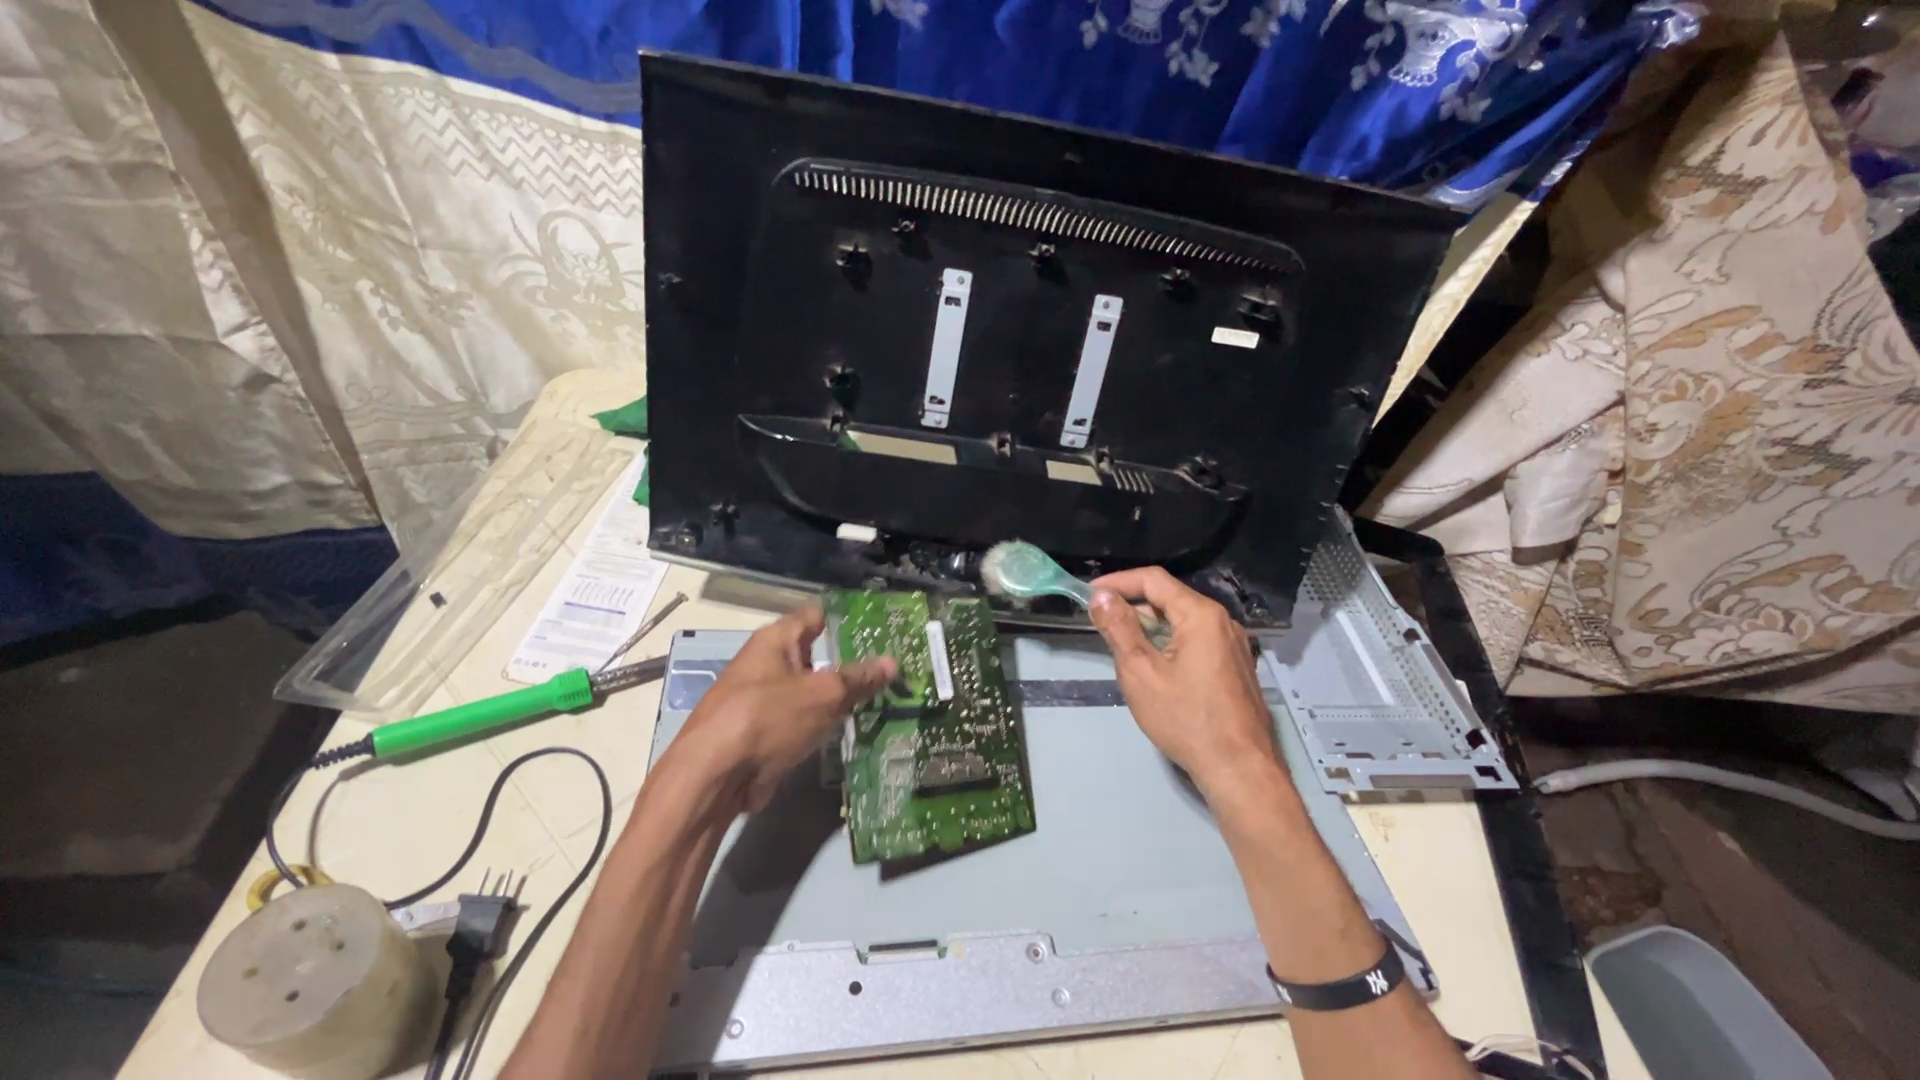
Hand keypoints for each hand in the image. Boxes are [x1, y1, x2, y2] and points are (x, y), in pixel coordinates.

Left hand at [673, 605, 894, 812]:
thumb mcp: (823, 695)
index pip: (815, 617)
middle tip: (889, 671)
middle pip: (813, 656)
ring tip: (880, 701)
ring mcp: (761, 701)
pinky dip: (821, 726)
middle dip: (848, 664)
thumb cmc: (768, 718)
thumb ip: (858, 679)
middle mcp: (764, 664)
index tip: (880, 630)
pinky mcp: (761, 735)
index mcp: (774, 641)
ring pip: (808, 693)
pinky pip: (800, 723)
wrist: (714, 776)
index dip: (846, 620)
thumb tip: (891, 662)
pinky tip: (850, 732)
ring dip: (837, 699)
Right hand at [1087, 568, 1280, 797]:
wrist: (1239, 767)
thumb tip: (1102, 596)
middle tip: (1101, 624)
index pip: (1153, 580)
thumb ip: (1119, 629)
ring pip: (1183, 622)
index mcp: (1201, 615)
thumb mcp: (1141, 672)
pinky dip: (1169, 643)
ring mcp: (1232, 645)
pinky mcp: (1235, 667)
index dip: (1118, 582)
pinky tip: (1153, 667)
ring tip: (1121, 647)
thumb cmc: (1185, 719)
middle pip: (1170, 599)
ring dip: (1150, 627)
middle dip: (1133, 606)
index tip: (1089, 595)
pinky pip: (1196, 641)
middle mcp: (1222, 622)